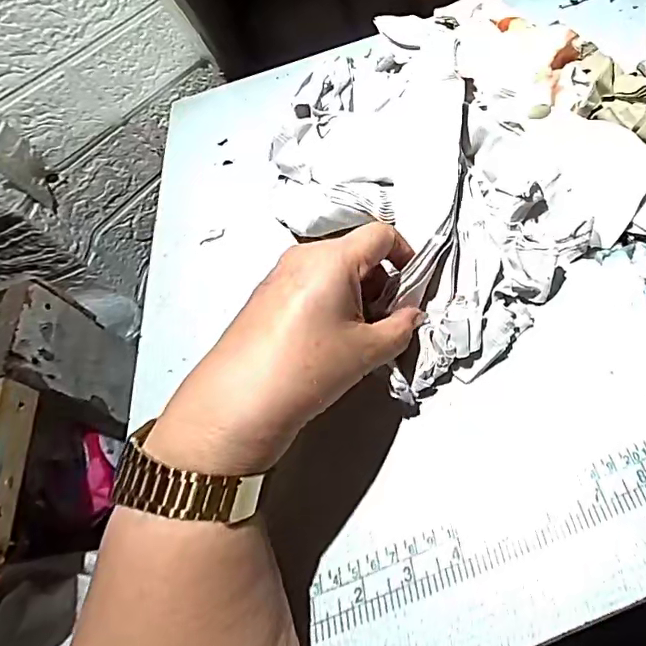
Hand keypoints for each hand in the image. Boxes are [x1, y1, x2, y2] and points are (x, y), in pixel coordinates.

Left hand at [145, 224, 420, 476]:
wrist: (232, 411)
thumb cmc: (295, 374)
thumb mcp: (369, 350)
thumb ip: (403, 326)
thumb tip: (410, 317)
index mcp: (330, 260)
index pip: (382, 234)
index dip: (406, 255)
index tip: (412, 282)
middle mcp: (303, 258)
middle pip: (359, 251)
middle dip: (383, 280)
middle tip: (391, 315)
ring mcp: (282, 276)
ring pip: (337, 269)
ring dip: (358, 293)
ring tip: (360, 335)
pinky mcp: (268, 297)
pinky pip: (313, 284)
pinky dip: (333, 302)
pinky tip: (333, 340)